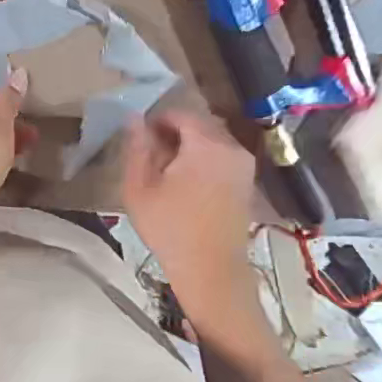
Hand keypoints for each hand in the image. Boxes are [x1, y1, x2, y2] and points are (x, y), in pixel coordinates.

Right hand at [121, 109, 257, 317]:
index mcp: (206, 144)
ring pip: (212, 140)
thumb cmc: (169, 226)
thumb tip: (134, 119)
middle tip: (148, 151)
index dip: (157, 119)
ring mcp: (244, 165)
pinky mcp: (246, 182)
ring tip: (164, 167)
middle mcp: (232, 147)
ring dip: (188, 145)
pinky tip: (184, 180)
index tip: (138, 136)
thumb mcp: (139, 187)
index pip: (181, 113)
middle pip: (200, 124)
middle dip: (174, 131)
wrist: (210, 268)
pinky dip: (202, 158)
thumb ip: (137, 148)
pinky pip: (222, 156)